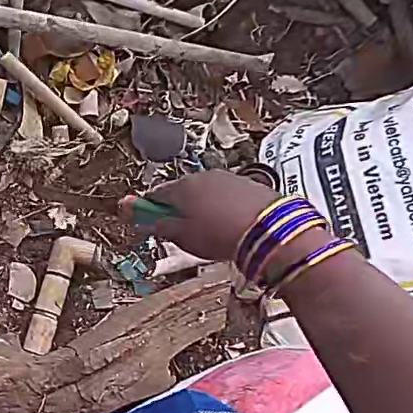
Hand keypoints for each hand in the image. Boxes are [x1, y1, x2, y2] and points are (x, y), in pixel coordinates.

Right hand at [124, 170, 283, 260]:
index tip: (146, 220)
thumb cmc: (220, 234)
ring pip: (204, 192)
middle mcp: (202, 176)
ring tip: (207, 230)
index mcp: (181, 186)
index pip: (154, 195)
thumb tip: (141, 218)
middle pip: (180, 191)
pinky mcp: (249, 184)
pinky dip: (222, 207)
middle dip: (177, 208)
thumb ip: (158, 224)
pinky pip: (226, 195)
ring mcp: (228, 178)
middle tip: (179, 230)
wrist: (271, 231)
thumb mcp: (181, 235)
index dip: (148, 209)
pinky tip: (227, 224)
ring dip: (200, 207)